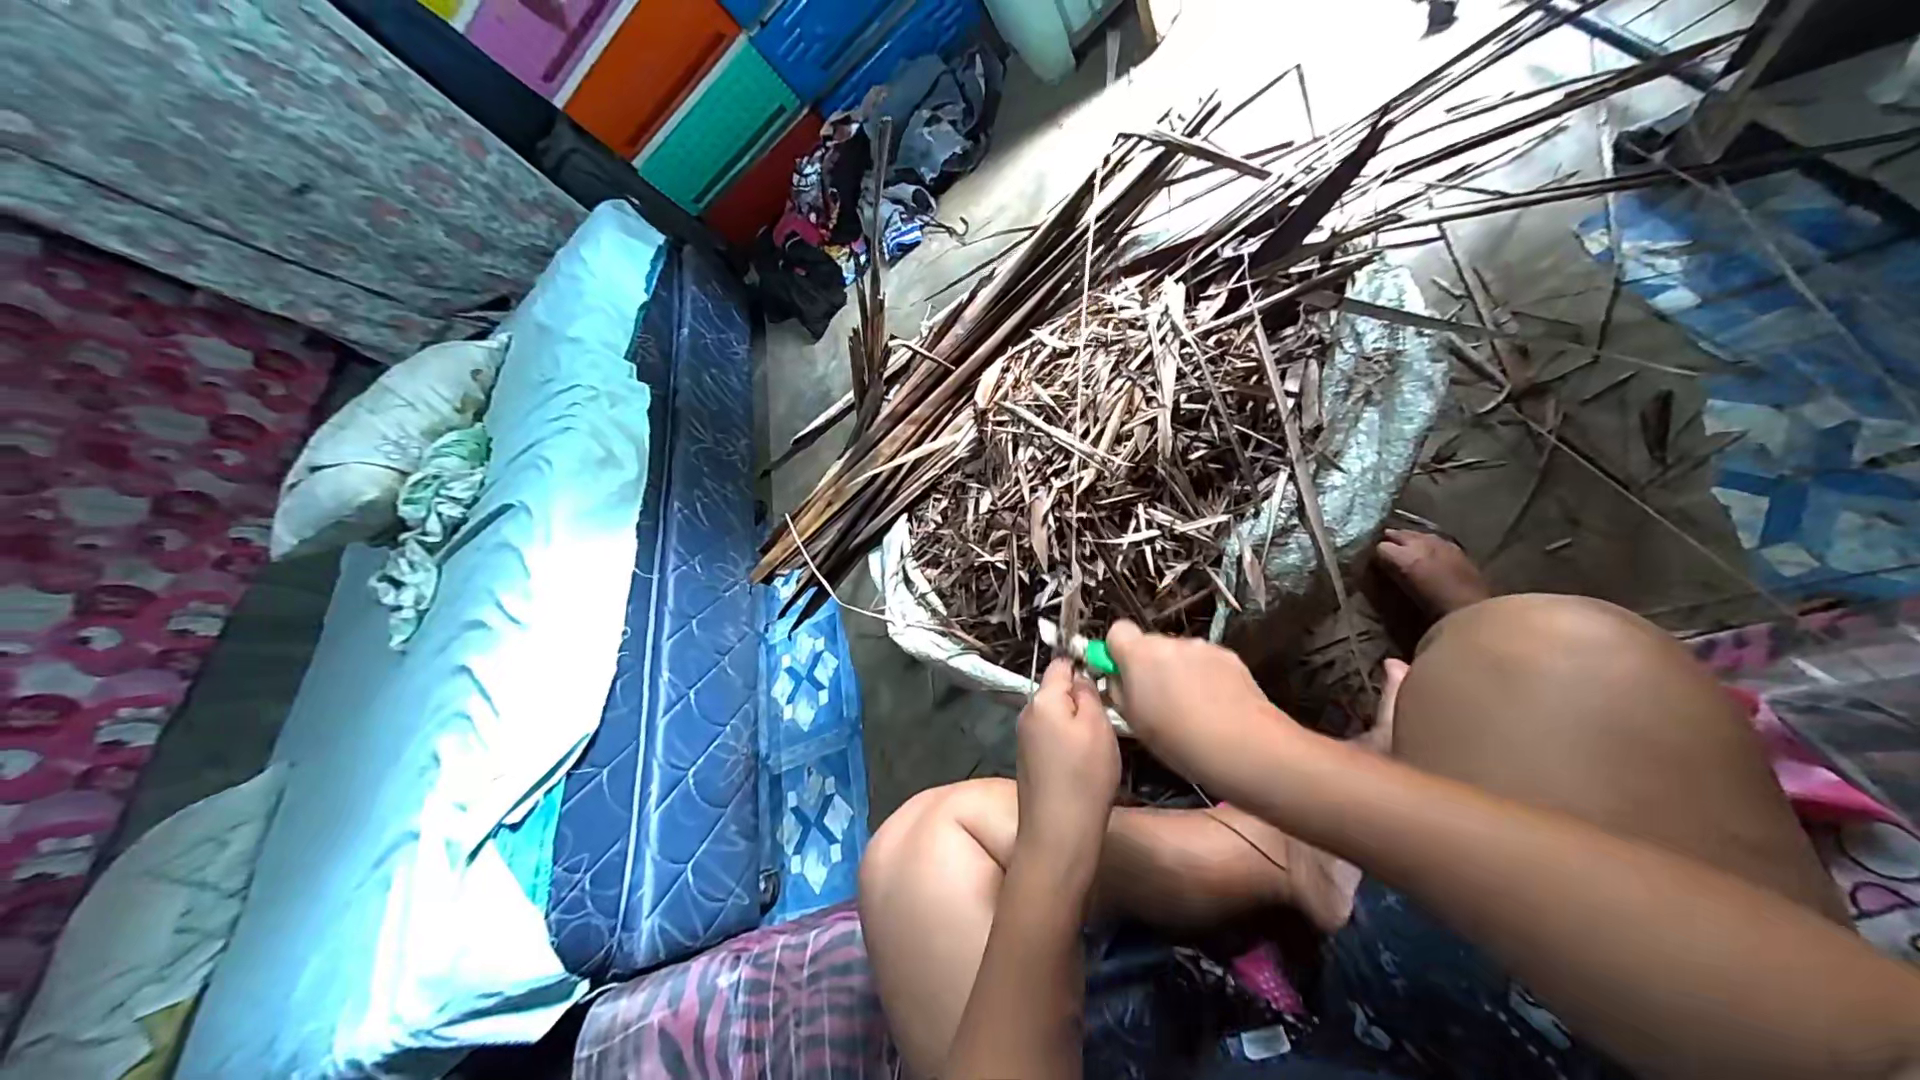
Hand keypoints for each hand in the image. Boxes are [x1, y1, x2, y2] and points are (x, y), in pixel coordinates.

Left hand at [1015, 659, 1119, 857]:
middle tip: (1106, 719)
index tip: (1104, 681)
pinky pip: (1050, 738)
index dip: (1082, 667)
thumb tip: (1079, 677)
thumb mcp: (1098, 726)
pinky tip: (1082, 763)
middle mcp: (1027, 713)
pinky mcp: (1028, 761)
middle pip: (1056, 691)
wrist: (1058, 832)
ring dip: (1074, 723)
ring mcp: (1024, 738)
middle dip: (1079, 699)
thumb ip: (1088, 693)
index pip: (1060, 665)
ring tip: (1097, 745)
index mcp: (1042, 698)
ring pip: (1055, 716)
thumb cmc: (1084, 775)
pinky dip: (1066, 744)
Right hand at [1105, 621, 1305, 789]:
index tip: (1120, 674)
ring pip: (1179, 655)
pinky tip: (1213, 706)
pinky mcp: (1230, 657)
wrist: (1246, 747)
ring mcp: (1203, 647)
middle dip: (1149, 665)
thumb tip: (1118, 678)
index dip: (1116, 651)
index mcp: (1139, 654)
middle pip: (1150, 645)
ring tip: (1189, 709)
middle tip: (1155, 700)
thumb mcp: (1133, 721)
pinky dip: (1204, 677)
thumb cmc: (1180, 740)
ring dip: (1178, 672)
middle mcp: (1171, 642)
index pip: (1117, 630)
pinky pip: (1205, 662)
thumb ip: (1120, 691)